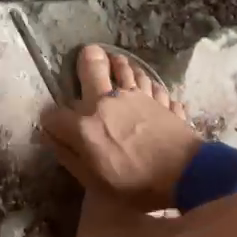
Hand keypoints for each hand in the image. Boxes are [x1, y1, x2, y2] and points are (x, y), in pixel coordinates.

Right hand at [40, 45, 201, 212]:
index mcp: (86, 125)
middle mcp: (107, 101)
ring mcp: (138, 97)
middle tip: (89, 52)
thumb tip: (49, 137)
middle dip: (87, 59)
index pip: (55, 114)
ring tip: (118, 60)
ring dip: (120, 65)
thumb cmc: (137, 184)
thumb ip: (70, 156)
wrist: (187, 175)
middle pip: (92, 68)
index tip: (54, 127)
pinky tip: (149, 88)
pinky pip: (153, 86)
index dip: (50, 121)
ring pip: (127, 70)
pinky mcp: (161, 101)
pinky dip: (149, 85)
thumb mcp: (95, 181)